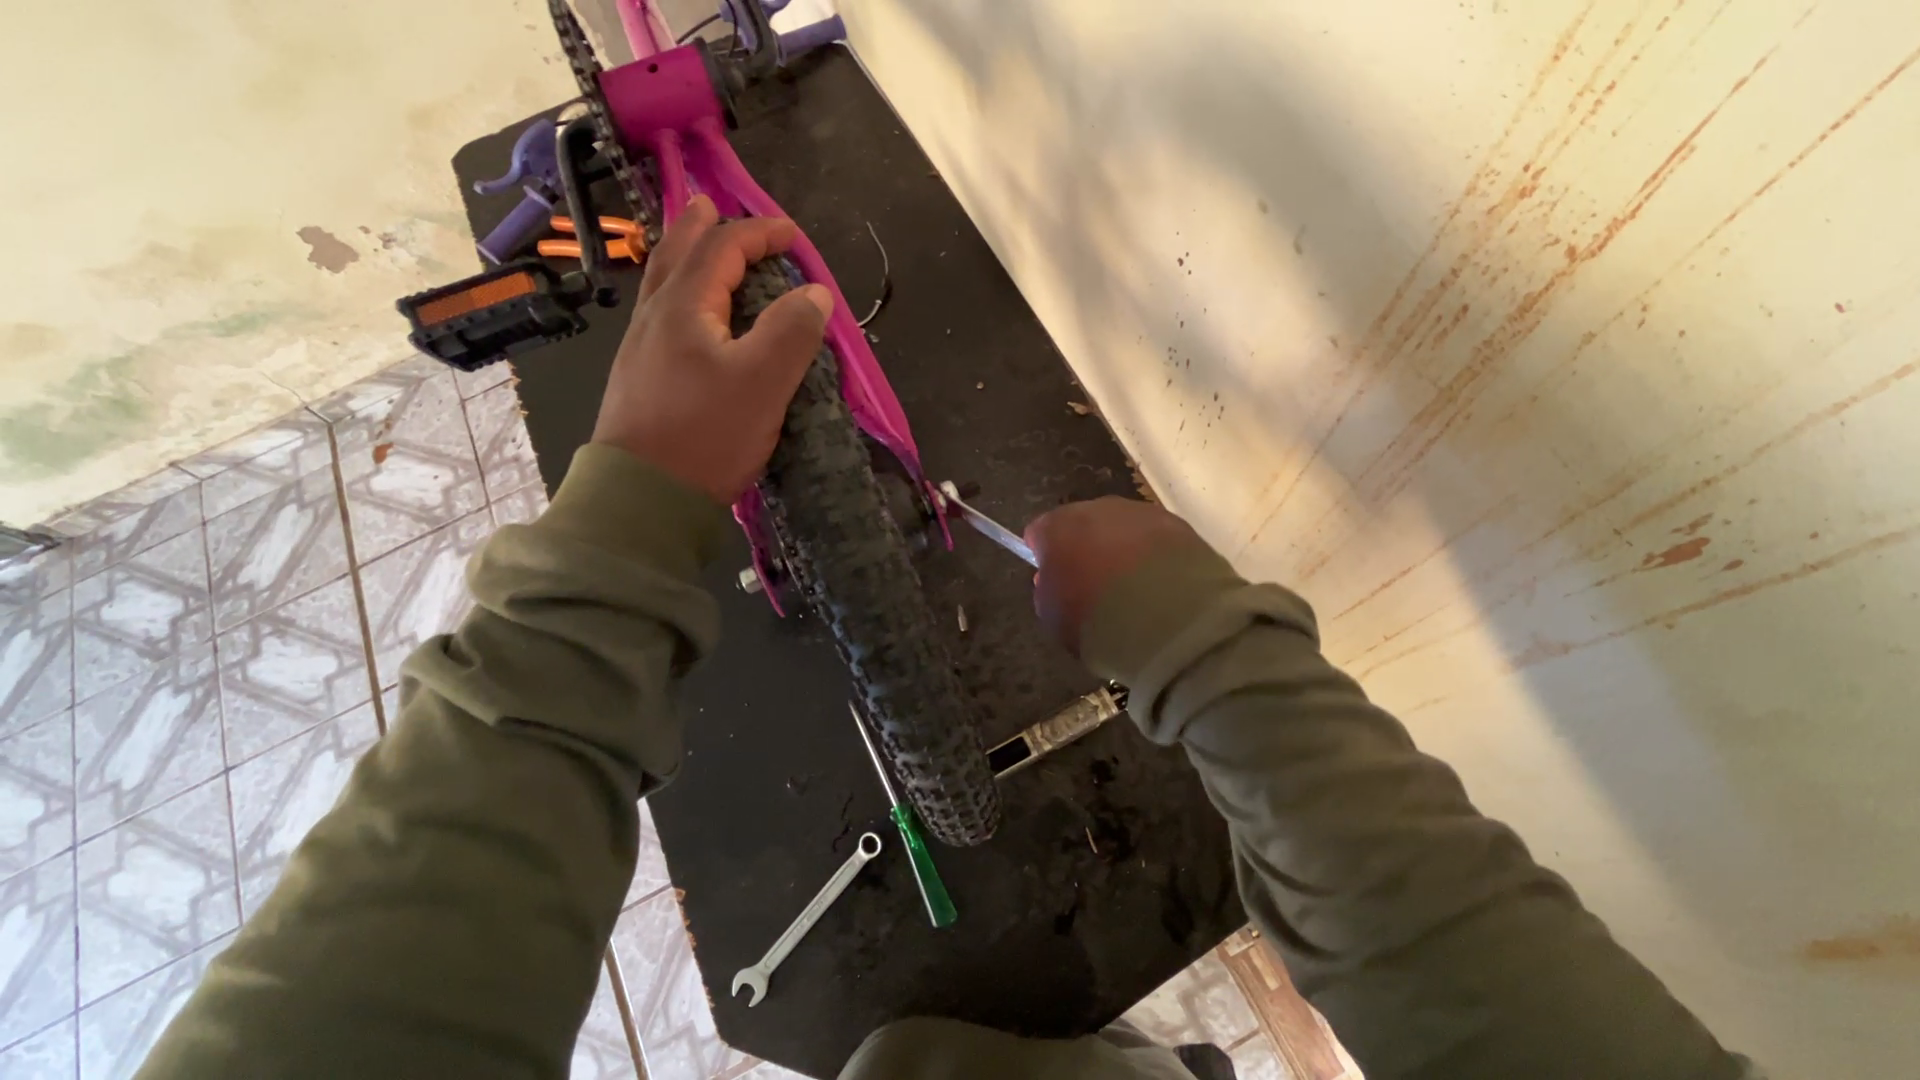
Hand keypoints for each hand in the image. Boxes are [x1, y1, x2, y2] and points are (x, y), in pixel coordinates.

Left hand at [592, 195, 833, 502]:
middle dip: (700, 229)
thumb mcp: (763, 382)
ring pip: (662, 286)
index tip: (793, 235)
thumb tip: (814, 293)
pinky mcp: (640, 381)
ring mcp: (641, 350)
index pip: (722, 250)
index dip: (759, 234)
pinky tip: (684, 316)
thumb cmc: (706, 434)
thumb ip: (792, 331)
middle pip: (677, 257)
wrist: (643, 498)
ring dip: (682, 257)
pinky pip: (661, 318)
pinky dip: (678, 296)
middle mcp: (656, 318)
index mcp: (685, 307)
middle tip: (710, 207)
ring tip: (692, 243)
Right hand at [1024, 497, 1205, 654]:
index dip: (1044, 555)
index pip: (1040, 532)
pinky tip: (1160, 584)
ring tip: (1133, 588)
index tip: (1051, 579)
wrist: (1164, 614)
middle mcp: (1097, 508)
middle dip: (1086, 547)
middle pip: (1083, 524)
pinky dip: (1154, 556)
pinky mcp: (1178, 525)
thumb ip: (1047, 591)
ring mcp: (1140, 513)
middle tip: (1094, 585)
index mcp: (1058, 526)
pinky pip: (1155, 539)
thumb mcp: (1053, 616)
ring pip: (1122, 528)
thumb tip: (1053, 580)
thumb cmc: (1094, 617)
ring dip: (1123, 549)